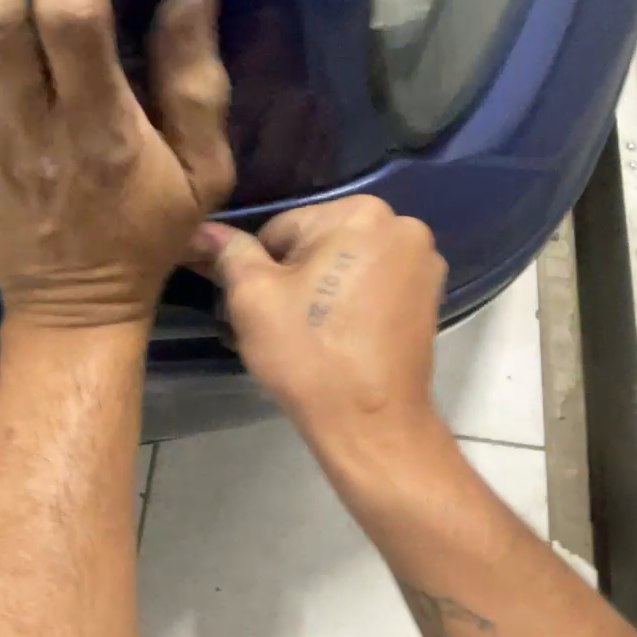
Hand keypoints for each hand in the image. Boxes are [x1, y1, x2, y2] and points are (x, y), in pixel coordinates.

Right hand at [190, 196, 447, 438]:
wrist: (372, 423)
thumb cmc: (309, 356)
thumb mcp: (253, 300)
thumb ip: (231, 254)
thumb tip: (206, 230)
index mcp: (360, 213)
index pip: (282, 229)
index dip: (262, 270)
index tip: (264, 310)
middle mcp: (401, 225)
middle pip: (319, 243)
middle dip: (296, 277)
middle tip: (286, 325)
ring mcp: (423, 262)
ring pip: (346, 265)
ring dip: (325, 290)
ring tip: (315, 336)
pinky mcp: (430, 297)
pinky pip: (373, 286)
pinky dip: (353, 304)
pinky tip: (343, 338)